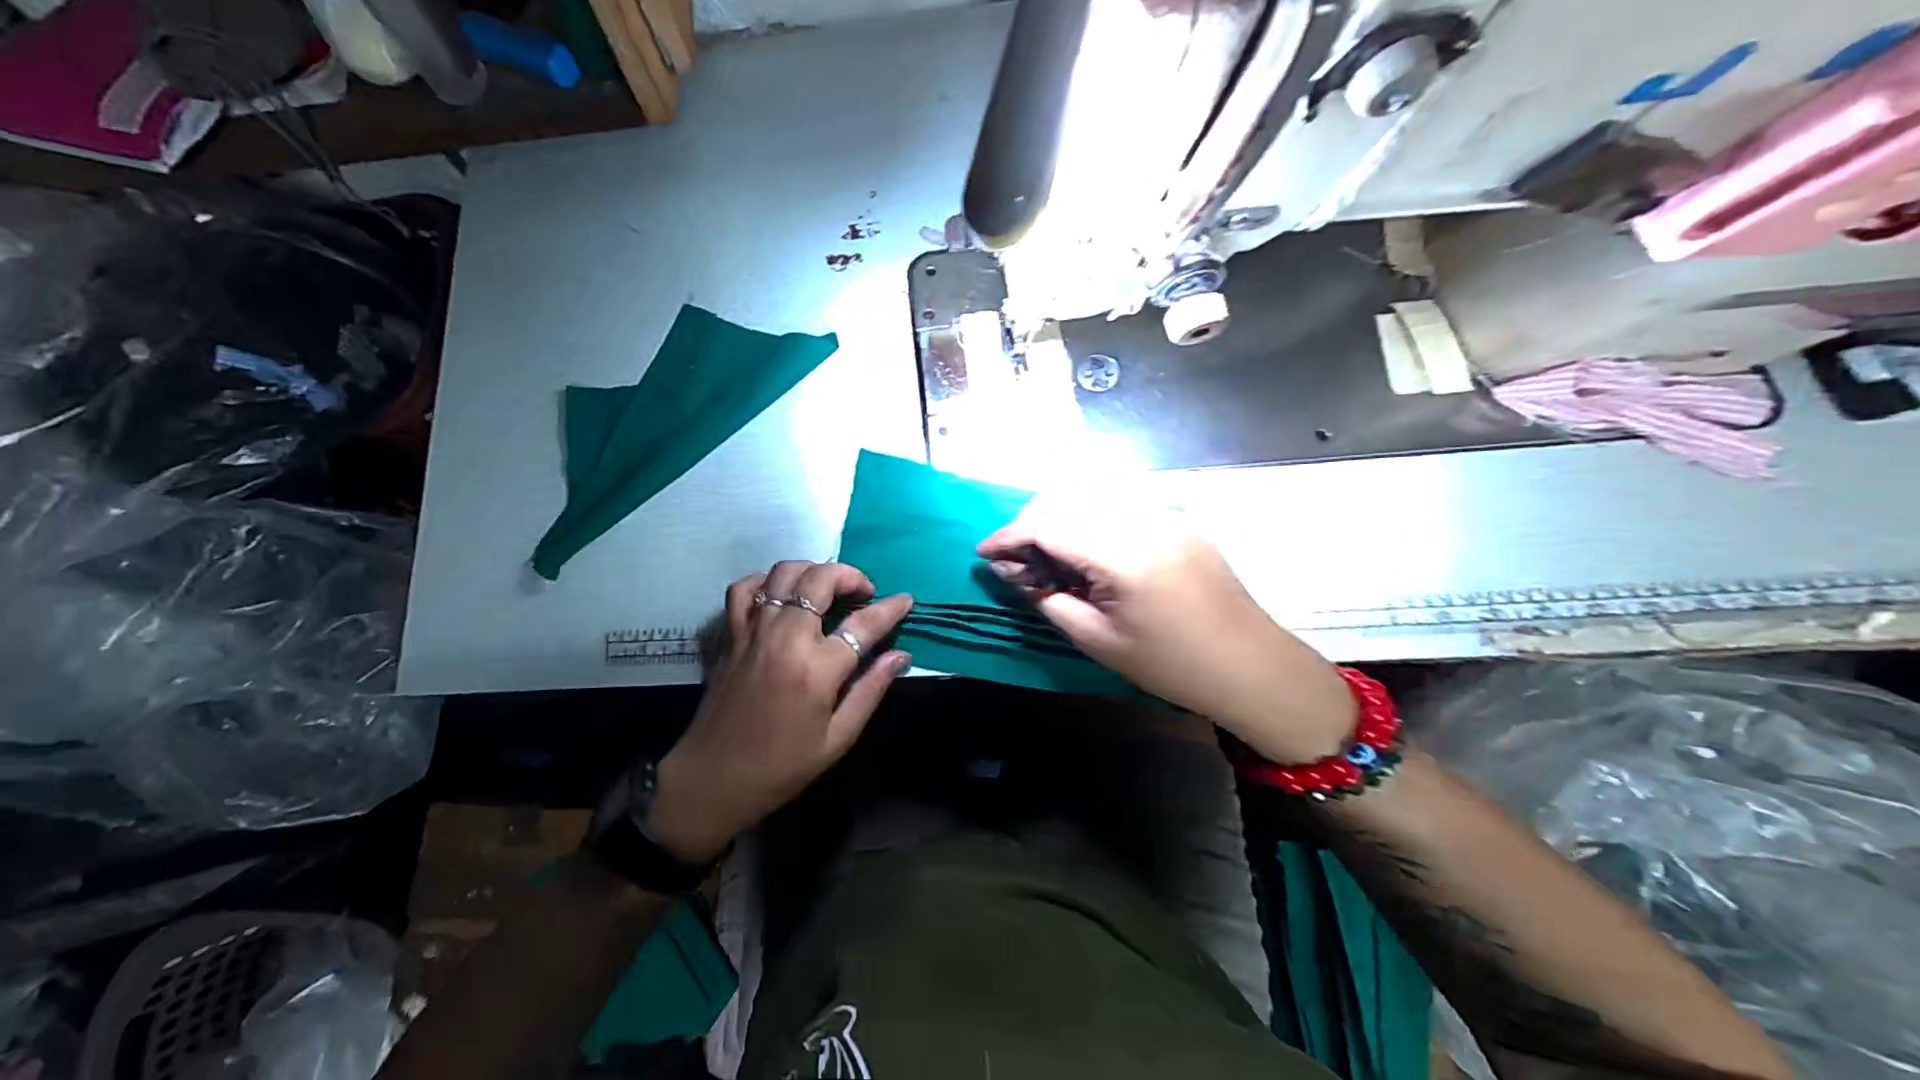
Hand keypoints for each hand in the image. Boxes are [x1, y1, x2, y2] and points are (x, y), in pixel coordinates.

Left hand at [645, 561, 912, 861]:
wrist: (713, 780)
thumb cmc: (782, 767)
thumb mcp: (838, 738)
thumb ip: (871, 689)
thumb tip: (900, 655)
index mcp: (817, 670)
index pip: (864, 624)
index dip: (890, 608)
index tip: (906, 600)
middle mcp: (785, 639)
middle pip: (820, 581)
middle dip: (850, 576)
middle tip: (864, 592)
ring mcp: (753, 632)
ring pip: (784, 574)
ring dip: (813, 571)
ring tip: (828, 588)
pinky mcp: (731, 635)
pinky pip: (745, 588)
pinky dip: (767, 581)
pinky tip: (782, 594)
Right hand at [977, 498, 1354, 764]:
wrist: (1251, 667)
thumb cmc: (1170, 665)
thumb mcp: (1097, 640)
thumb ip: (1047, 599)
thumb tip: (1013, 572)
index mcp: (1123, 554)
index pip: (1049, 525)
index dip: (1009, 536)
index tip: (984, 554)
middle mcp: (1144, 520)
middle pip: (1067, 500)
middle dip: (1031, 524)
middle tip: (1016, 561)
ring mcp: (1167, 516)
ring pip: (1093, 498)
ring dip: (1061, 519)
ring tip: (1049, 557)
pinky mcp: (1180, 522)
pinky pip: (1122, 508)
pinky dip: (1092, 521)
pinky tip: (1088, 553)